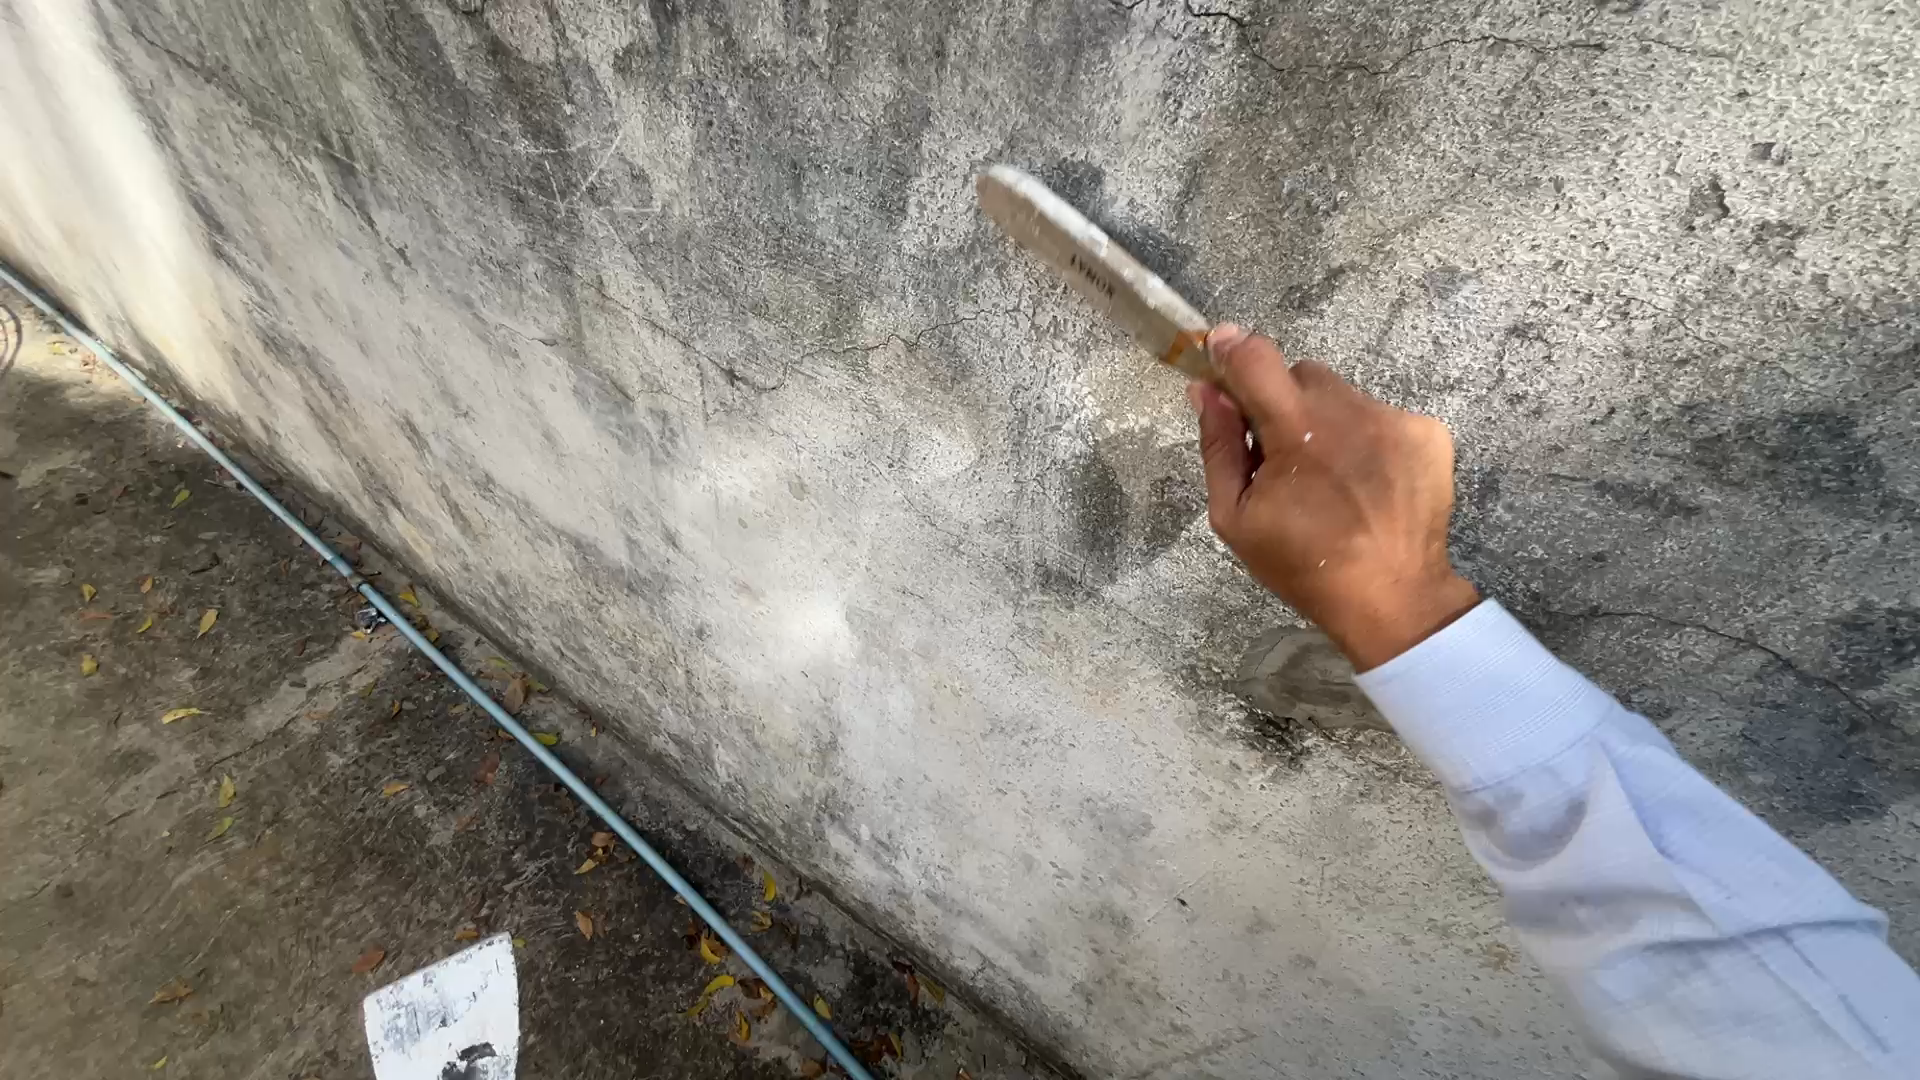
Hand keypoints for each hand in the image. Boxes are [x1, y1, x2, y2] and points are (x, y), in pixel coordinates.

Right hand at [1190, 324, 1479, 670]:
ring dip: (1321, 419)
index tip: (1216, 354)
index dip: (1230, 349)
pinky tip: (1361, 480)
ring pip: (1339, 393)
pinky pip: (1377, 413)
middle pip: (1299, 373)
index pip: (1257, 358)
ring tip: (1326, 475)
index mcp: (1298, 433)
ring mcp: (1395, 419)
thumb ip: (1218, 447)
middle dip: (1279, 400)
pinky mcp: (1428, 431)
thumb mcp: (1234, 516)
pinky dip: (1360, 435)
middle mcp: (1351, 411)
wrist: (1391, 596)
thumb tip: (1204, 392)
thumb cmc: (1300, 562)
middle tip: (1277, 452)